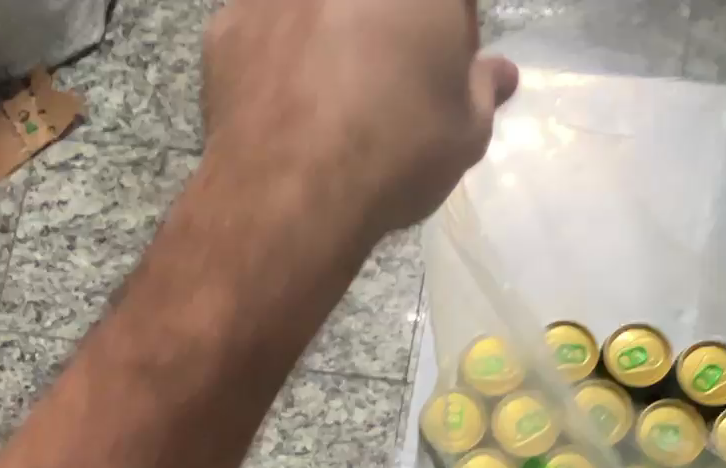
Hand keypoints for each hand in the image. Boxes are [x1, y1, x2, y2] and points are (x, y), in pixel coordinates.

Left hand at [201, 0, 518, 238]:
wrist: (293, 191)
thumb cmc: (398, 152)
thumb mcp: (465, 134)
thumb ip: (481, 91)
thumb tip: (497, 75)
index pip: (449, 2)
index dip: (450, 30)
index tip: (443, 70)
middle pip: (375, 6)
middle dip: (387, 35)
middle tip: (389, 90)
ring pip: (317, 13)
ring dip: (330, 40)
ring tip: (333, 105)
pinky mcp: (228, 23)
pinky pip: (265, 35)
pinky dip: (279, 64)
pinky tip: (289, 115)